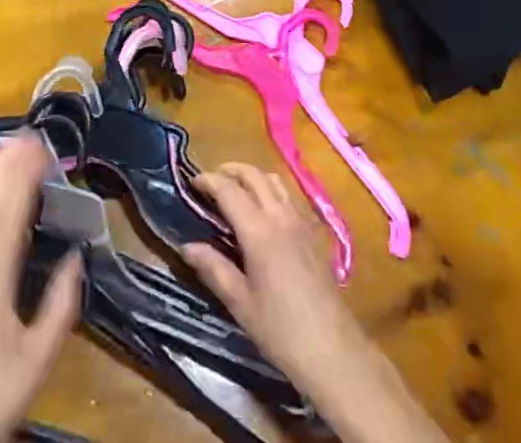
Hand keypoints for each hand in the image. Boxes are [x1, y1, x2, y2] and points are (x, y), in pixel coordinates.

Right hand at [184, 163, 448, 442]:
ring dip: (252, 177)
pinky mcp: (314, 233)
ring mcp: (302, 222)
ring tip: (235, 191)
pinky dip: (271, 190)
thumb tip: (187, 246)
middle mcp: (282, 217)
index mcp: (259, 231)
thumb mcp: (239, 302)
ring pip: (275, 180)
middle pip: (255, 175)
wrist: (332, 349)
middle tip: (210, 182)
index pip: (229, 190)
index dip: (208, 180)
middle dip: (230, 170)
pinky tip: (263, 212)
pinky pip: (290, 197)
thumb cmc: (280, 329)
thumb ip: (213, 268)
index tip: (191, 183)